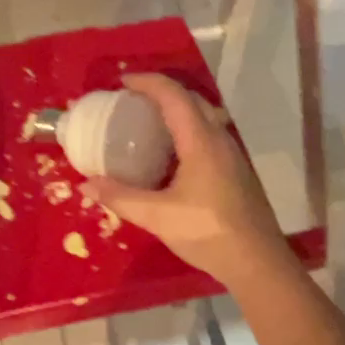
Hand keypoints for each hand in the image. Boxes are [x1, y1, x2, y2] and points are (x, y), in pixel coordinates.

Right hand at [80, 73, 295, 288]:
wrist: (257, 262)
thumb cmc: (207, 232)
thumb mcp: (157, 216)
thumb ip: (120, 197)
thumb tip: (86, 184)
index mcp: (201, 141)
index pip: (174, 95)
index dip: (147, 82)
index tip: (122, 83)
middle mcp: (219, 139)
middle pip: (191, 100)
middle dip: (161, 93)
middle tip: (132, 102)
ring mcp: (232, 155)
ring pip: (203, 117)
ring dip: (176, 112)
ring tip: (148, 125)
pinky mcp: (236, 171)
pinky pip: (208, 136)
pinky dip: (186, 132)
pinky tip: (170, 157)